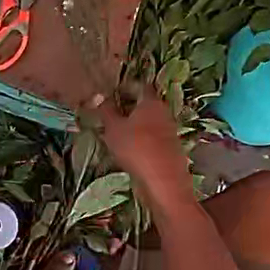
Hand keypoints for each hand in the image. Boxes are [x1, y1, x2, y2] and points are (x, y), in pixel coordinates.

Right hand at [88, 86, 193, 205]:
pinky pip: (152, 137)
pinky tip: (128, 149)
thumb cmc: (136, 148)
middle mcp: (164, 113)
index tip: (110, 94)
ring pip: (149, 121)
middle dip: (128, 107)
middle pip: (145, 104)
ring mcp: (170, 131)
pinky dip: (141, 139)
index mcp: (152, 102)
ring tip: (115, 132)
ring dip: (134, 124)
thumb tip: (99, 95)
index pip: (140, 86)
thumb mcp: (113, 128)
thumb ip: (106, 110)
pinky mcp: (171, 149)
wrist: (163, 182)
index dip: (125, 87)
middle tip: (109, 113)